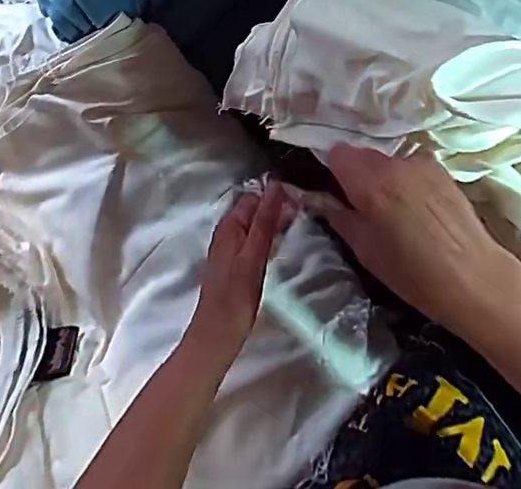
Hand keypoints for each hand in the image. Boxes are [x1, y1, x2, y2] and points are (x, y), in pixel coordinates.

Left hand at [186, 187, 293, 354]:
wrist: (217, 335)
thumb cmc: (236, 295)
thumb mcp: (254, 255)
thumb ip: (264, 220)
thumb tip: (275, 186)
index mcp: (230, 225)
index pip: (255, 196)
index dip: (276, 194)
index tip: (300, 197)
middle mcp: (227, 231)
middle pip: (254, 207)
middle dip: (276, 205)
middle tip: (303, 209)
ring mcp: (230, 247)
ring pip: (254, 222)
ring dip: (273, 220)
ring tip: (297, 221)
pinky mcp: (236, 262)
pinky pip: (253, 237)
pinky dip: (267, 235)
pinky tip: (279, 241)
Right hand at [312, 145, 520, 338]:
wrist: (474, 278)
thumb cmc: (412, 273)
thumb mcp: (365, 249)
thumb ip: (337, 215)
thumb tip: (315, 198)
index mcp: (369, 182)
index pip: (338, 153)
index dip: (335, 172)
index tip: (340, 194)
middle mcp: (393, 164)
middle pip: (362, 154)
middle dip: (358, 174)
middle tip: (365, 206)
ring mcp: (420, 163)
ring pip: (387, 160)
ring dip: (383, 176)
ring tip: (396, 210)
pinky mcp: (441, 169)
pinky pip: (411, 166)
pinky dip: (407, 179)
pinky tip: (419, 208)